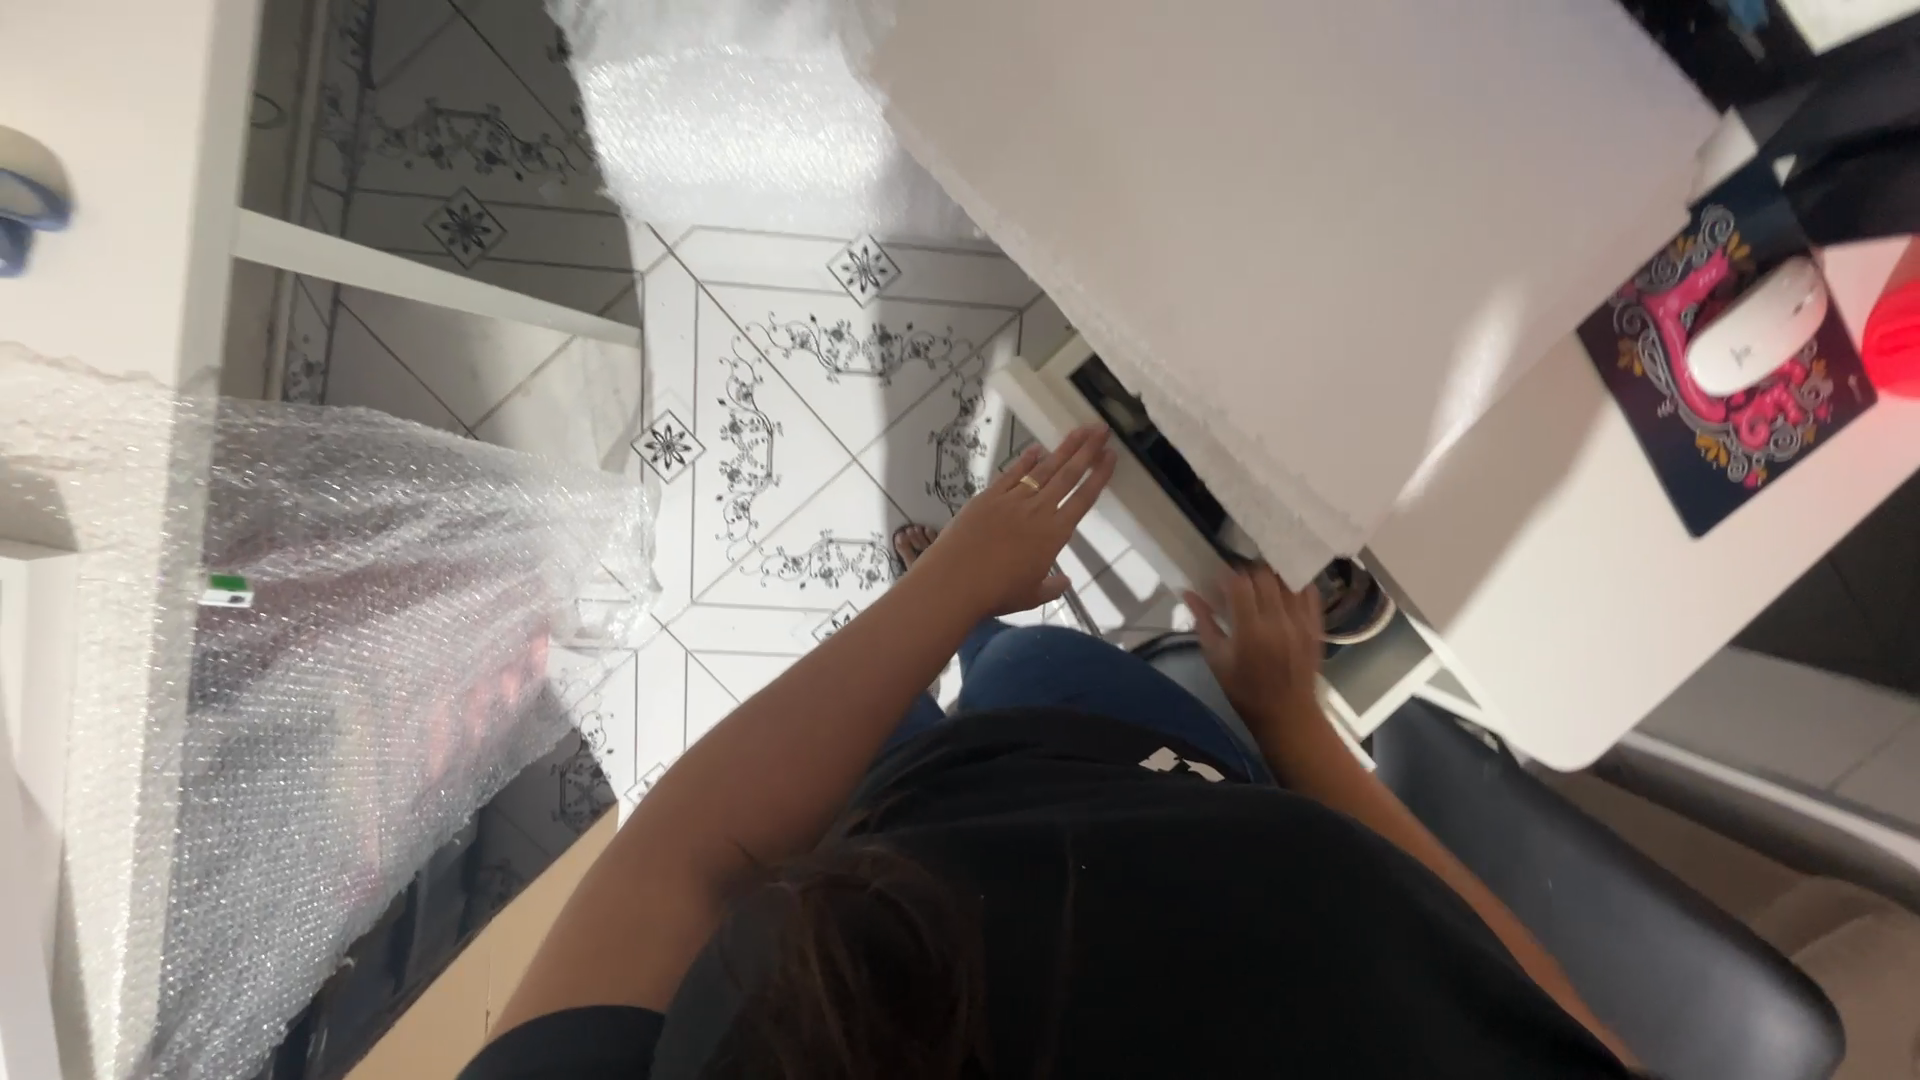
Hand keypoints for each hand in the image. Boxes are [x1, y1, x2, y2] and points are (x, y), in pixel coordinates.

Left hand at [910, 425, 1117, 617]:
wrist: (955, 581)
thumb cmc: (997, 593)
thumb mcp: (1031, 595)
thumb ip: (1052, 587)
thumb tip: (1065, 582)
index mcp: (1054, 534)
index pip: (1084, 498)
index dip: (1099, 476)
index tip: (1111, 456)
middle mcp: (1038, 510)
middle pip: (1068, 474)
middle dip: (1087, 449)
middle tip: (1102, 428)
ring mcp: (1012, 500)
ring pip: (1043, 468)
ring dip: (1063, 448)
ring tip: (1079, 430)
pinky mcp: (988, 497)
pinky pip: (1011, 474)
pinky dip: (1024, 460)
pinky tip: (1036, 449)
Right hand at [1186, 566, 1322, 728]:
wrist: (1287, 713)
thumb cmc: (1244, 689)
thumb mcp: (1216, 658)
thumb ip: (1203, 621)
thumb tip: (1187, 592)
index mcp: (1249, 630)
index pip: (1239, 584)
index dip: (1227, 575)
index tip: (1219, 579)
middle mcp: (1278, 621)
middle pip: (1264, 576)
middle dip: (1249, 572)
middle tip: (1239, 580)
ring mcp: (1301, 623)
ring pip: (1287, 581)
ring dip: (1271, 577)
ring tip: (1260, 583)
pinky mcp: (1316, 627)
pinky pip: (1309, 593)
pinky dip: (1295, 586)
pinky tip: (1283, 590)